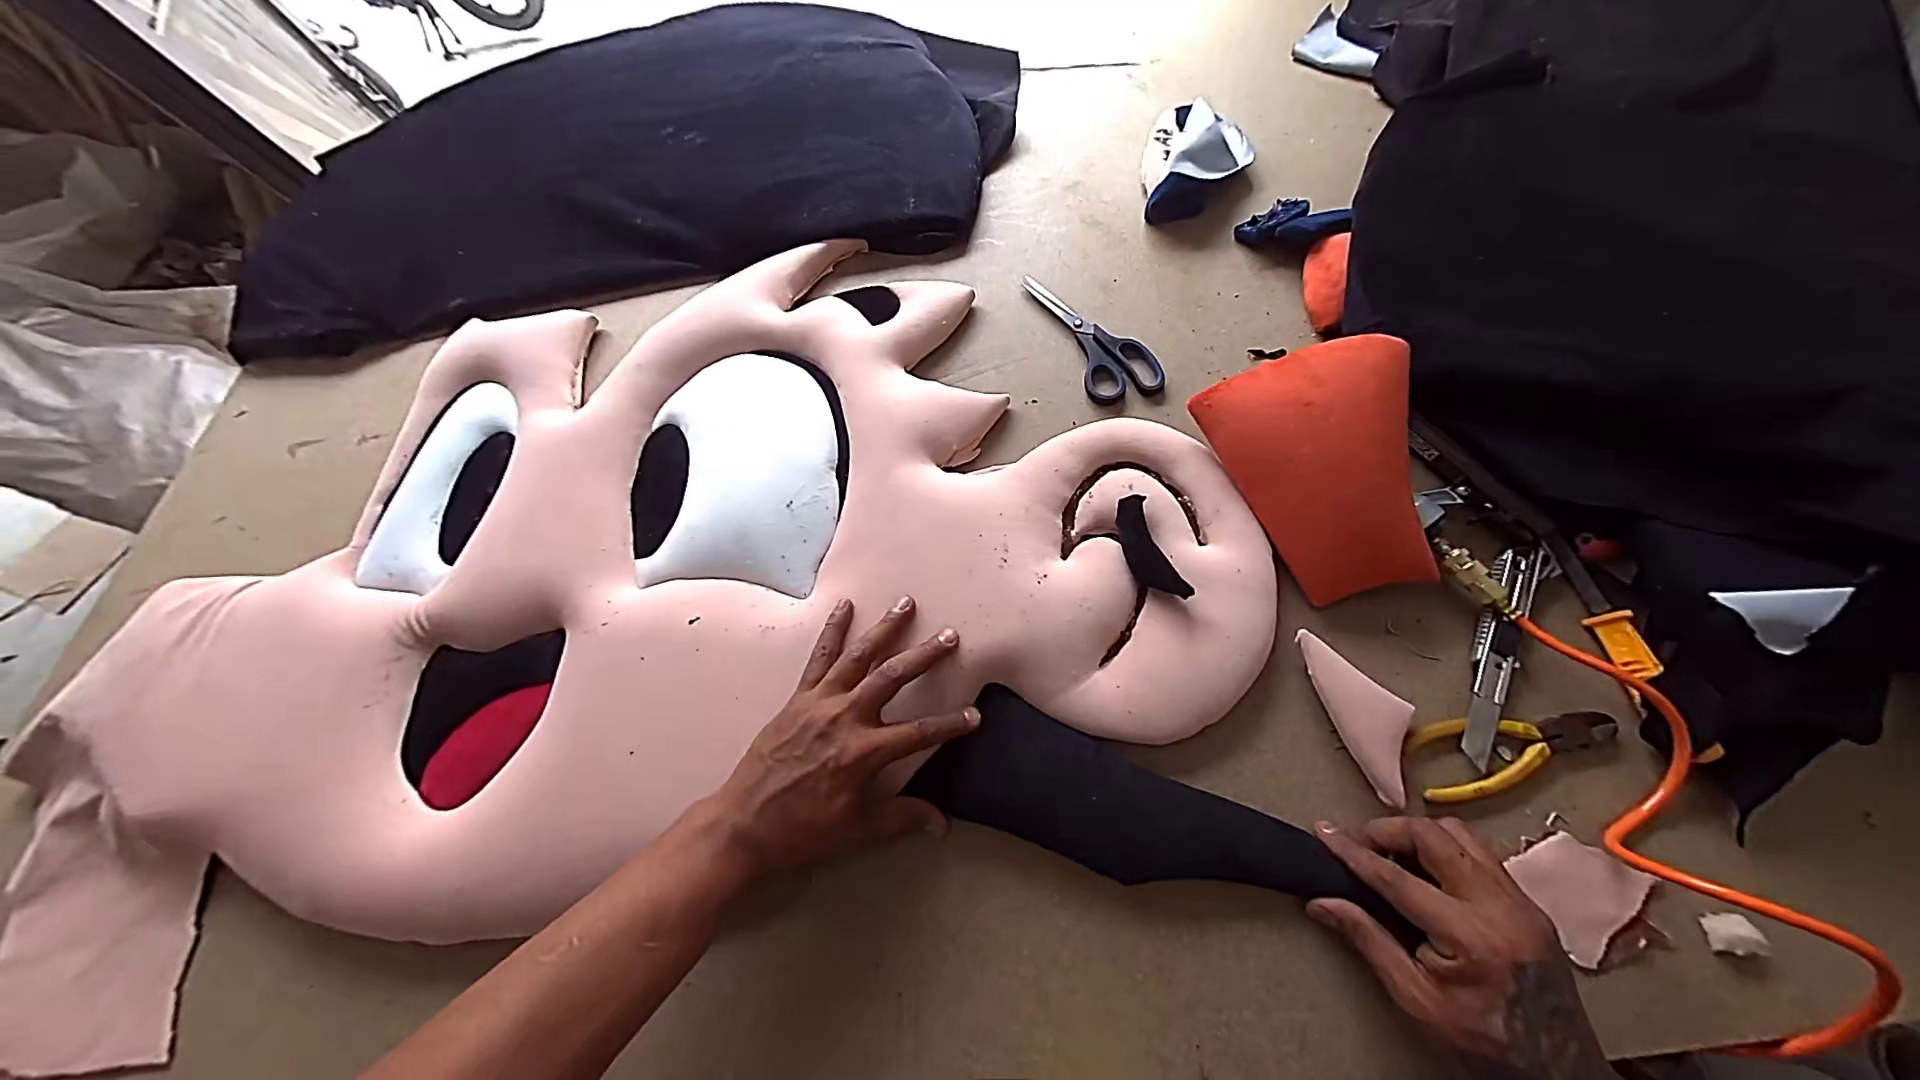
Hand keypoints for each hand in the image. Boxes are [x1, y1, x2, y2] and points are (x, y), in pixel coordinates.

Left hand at [705, 596, 978, 880]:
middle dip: (925, 655)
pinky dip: (833, 630)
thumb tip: (942, 823)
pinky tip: (845, 606)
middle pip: (894, 677)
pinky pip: (819, 658)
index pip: (920, 733)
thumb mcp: (858, 829)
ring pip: (859, 656)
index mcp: (863, 753)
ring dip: (885, 628)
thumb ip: (903, 818)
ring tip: (905, 603)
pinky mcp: (798, 698)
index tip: (974, 716)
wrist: (742, 825)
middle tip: (950, 636)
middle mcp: (844, 718)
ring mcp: (819, 703)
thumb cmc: (802, 831)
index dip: (950, 725)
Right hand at [1307, 818, 1615, 1079]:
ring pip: (1459, 834)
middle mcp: (1502, 909)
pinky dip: (1445, 850)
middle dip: (1387, 831)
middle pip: (1432, 835)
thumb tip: (1323, 904)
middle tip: (1360, 844)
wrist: (1559, 1071)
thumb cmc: (1487, 1042)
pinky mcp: (1528, 904)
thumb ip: (1368, 940)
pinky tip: (1427, 871)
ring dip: (1419, 835)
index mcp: (1471, 936)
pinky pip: (1481, 853)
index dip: (1352, 851)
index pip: (1396, 876)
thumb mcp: (1416, 999)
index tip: (1325, 833)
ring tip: (1393, 856)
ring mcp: (1521, 903)